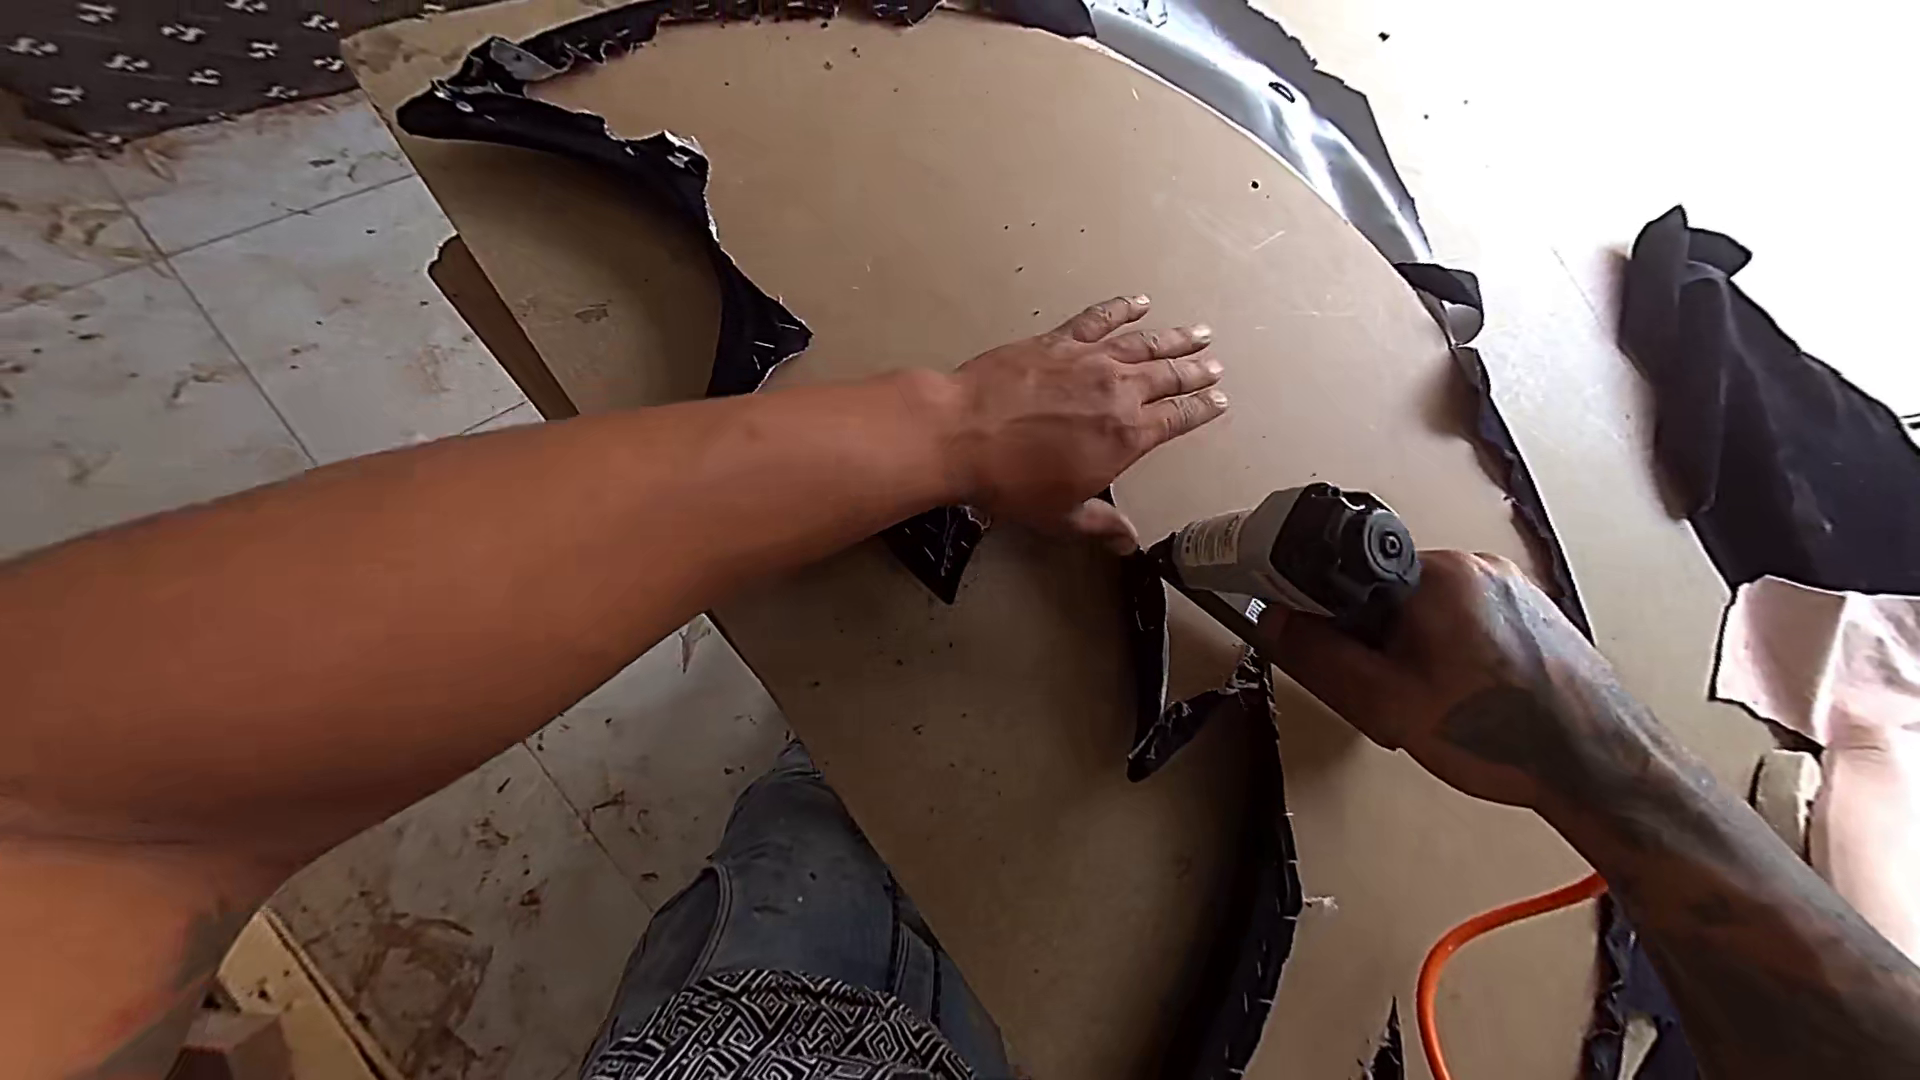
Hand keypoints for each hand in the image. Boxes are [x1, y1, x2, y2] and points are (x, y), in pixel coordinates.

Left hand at [943, 295, 1227, 552]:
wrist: (962, 435)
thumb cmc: (1009, 481)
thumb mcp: (1061, 514)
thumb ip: (1101, 525)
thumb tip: (1128, 542)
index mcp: (1125, 436)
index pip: (1177, 419)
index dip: (1201, 410)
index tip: (1218, 401)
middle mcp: (1116, 392)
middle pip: (1168, 377)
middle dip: (1195, 372)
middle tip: (1215, 366)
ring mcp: (1087, 361)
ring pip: (1144, 344)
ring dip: (1174, 339)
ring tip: (1198, 332)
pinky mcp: (1057, 342)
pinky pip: (1098, 319)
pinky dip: (1122, 309)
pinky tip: (1139, 303)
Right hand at [1256, 550, 1651, 812]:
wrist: (1606, 773)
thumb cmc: (1505, 736)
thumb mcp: (1384, 700)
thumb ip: (1317, 655)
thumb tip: (1270, 619)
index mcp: (1440, 575)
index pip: (1347, 572)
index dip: (1326, 613)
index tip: (1331, 648)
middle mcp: (1476, 567)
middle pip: (1380, 589)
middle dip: (1368, 633)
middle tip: (1385, 681)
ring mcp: (1508, 586)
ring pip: (1417, 603)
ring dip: (1404, 640)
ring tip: (1425, 689)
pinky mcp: (1528, 609)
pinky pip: (1455, 613)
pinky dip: (1440, 643)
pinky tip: (1457, 686)